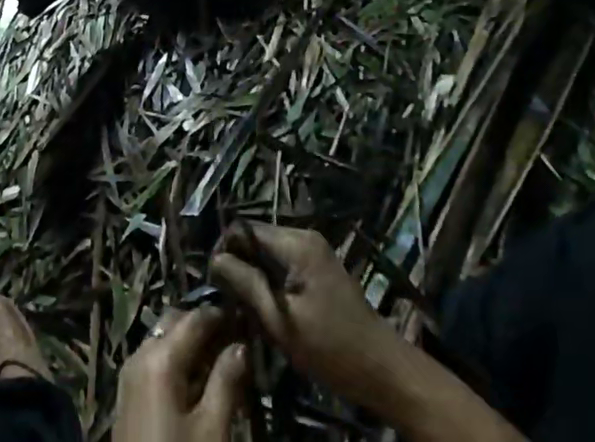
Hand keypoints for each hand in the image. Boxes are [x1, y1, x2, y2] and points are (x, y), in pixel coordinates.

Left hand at [114, 306, 247, 441]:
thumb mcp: (212, 427)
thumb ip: (227, 380)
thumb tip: (240, 345)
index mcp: (160, 357)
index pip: (196, 318)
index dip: (221, 314)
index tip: (245, 316)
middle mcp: (141, 355)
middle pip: (175, 322)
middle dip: (203, 326)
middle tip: (234, 338)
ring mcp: (131, 374)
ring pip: (164, 340)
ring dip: (190, 344)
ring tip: (221, 361)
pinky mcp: (128, 393)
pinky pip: (155, 360)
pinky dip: (177, 360)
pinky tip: (198, 381)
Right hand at [208, 223, 410, 411]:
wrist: (380, 366)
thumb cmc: (329, 346)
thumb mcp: (280, 319)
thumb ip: (246, 283)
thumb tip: (214, 259)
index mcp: (296, 243)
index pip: (244, 229)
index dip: (225, 251)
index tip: (216, 283)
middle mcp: (304, 236)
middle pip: (255, 238)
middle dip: (238, 263)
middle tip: (228, 298)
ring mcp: (313, 251)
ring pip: (266, 252)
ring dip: (252, 274)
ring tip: (244, 305)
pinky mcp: (317, 267)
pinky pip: (281, 262)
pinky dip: (268, 279)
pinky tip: (265, 306)